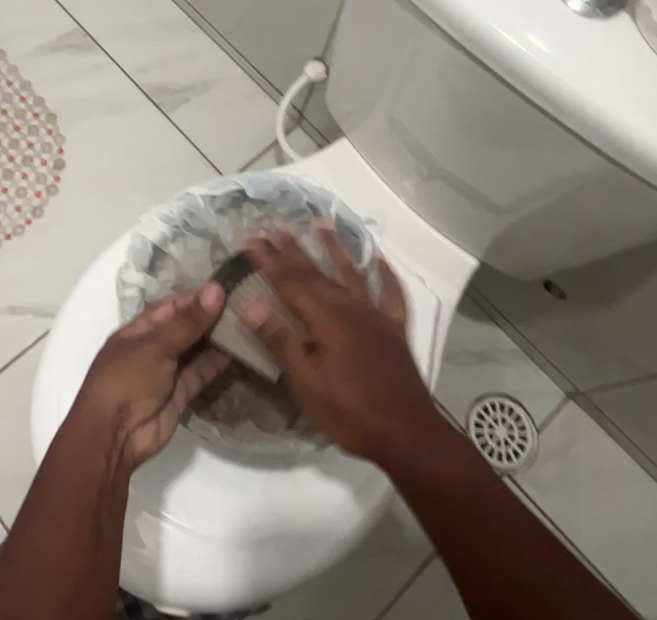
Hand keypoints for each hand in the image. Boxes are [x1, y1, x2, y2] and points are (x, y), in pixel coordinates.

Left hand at [69, 283, 231, 472]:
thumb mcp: (155, 346)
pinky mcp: (180, 393)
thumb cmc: (126, 381)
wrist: (114, 436)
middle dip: (211, 316)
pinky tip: (240, 349)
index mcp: (139, 330)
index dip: (197, 297)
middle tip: (246, 303)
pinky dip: (218, 362)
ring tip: (248, 322)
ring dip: (217, 338)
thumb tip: (216, 289)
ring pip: (196, 349)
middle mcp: (153, 347)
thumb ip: (188, 322)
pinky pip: (201, 372)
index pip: (172, 306)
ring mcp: (167, 371)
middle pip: (186, 327)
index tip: (228, 287)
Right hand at [241, 225, 442, 464]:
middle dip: (293, 248)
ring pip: (352, 273)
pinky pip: (392, 295)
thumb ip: (280, 340)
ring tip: (321, 222)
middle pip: (316, 273)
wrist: (407, 434)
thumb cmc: (350, 412)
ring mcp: (377, 316)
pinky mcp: (395, 330)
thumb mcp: (306, 382)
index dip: (269, 259)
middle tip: (275, 223)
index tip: (251, 237)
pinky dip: (386, 275)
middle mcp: (351, 308)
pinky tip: (380, 259)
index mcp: (325, 319)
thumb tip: (250, 303)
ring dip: (335, 248)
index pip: (289, 282)